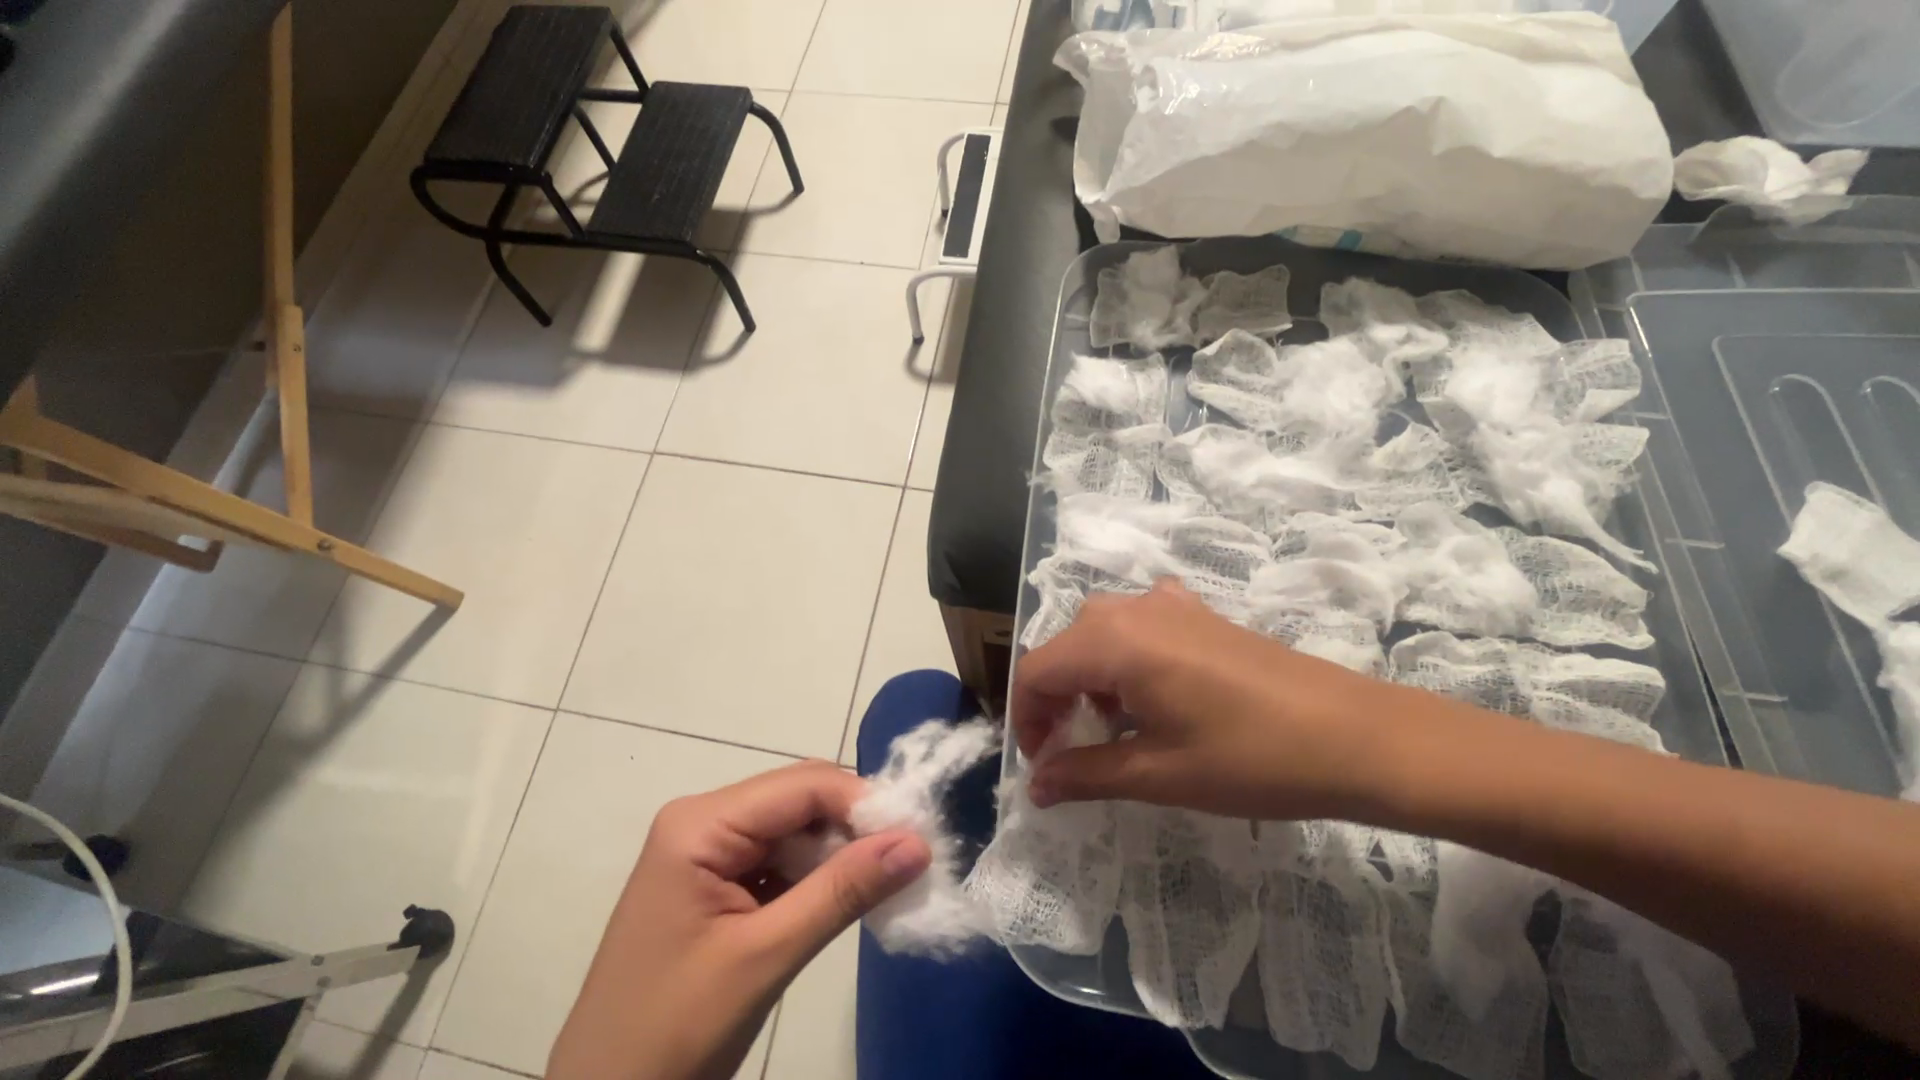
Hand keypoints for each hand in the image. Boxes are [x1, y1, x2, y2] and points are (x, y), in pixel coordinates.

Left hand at [548, 761, 930, 1079]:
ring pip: (796, 830)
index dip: (865, 804)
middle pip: (800, 800)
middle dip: (856, 828)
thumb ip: (842, 892)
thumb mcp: (765, 956)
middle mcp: (704, 822)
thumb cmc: (675, 1027)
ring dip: (842, 855)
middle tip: (911, 867)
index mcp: (701, 824)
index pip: (803, 785)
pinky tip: (848, 901)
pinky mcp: (716, 884)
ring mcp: (708, 853)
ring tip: (887, 888)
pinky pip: (781, 861)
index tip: (920, 841)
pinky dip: (818, 878)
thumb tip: (919, 842)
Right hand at [1012, 578, 1437, 820]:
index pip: (1037, 670)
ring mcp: (1172, 605)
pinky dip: (1125, 661)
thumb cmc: (1250, 758)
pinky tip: (1153, 697)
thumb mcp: (1158, 774)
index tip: (1042, 766)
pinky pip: (1139, 628)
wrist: (1355, 735)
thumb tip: (1036, 786)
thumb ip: (1085, 774)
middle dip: (1055, 700)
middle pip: (1065, 648)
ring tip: (1112, 731)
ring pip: (1100, 634)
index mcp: (1114, 641)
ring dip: (1089, 680)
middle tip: (1070, 753)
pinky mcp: (1203, 614)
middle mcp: (1133, 609)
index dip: (1027, 719)